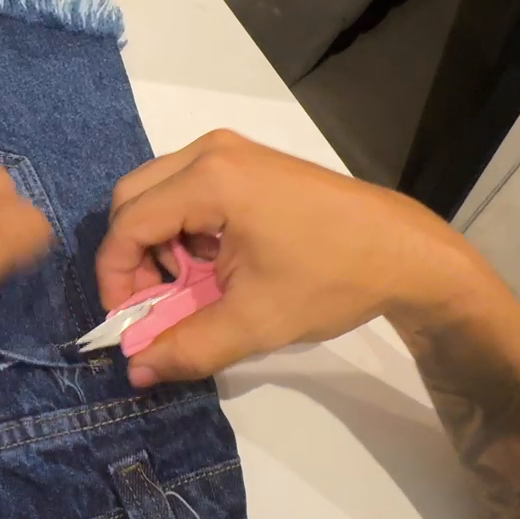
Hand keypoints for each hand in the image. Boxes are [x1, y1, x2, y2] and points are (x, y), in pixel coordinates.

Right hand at [96, 130, 485, 385]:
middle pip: (132, 198)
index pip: (129, 222)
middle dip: (132, 254)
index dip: (115, 275)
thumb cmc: (332, 279)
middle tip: (156, 300)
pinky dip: (179, 223)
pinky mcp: (239, 156)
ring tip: (188, 281)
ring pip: (154, 189)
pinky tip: (211, 257)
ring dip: (155, 239)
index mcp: (209, 180)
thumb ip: (188, 346)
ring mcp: (224, 148)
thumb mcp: (256, 321)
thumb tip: (137, 370)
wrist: (404, 250)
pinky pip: (181, 184)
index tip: (128, 320)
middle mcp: (207, 150)